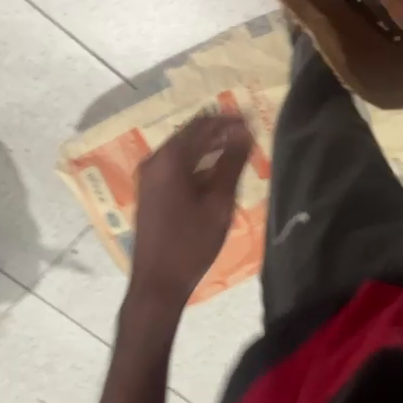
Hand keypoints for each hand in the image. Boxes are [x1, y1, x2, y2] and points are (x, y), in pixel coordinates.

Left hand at [129, 112, 253, 308]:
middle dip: (219, 131)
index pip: (202, 124)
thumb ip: (232, 163)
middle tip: (248, 136)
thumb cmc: (191, 243)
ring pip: (183, 149)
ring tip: (237, 152)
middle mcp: (154, 160)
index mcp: (169, 159)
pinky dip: (196, 161)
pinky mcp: (150, 190)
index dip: (229, 120)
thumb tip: (245, 132)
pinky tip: (216, 171)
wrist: (157, 283)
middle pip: (190, 133)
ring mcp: (148, 176)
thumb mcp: (219, 202)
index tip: (253, 121)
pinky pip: (175, 163)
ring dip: (209, 146)